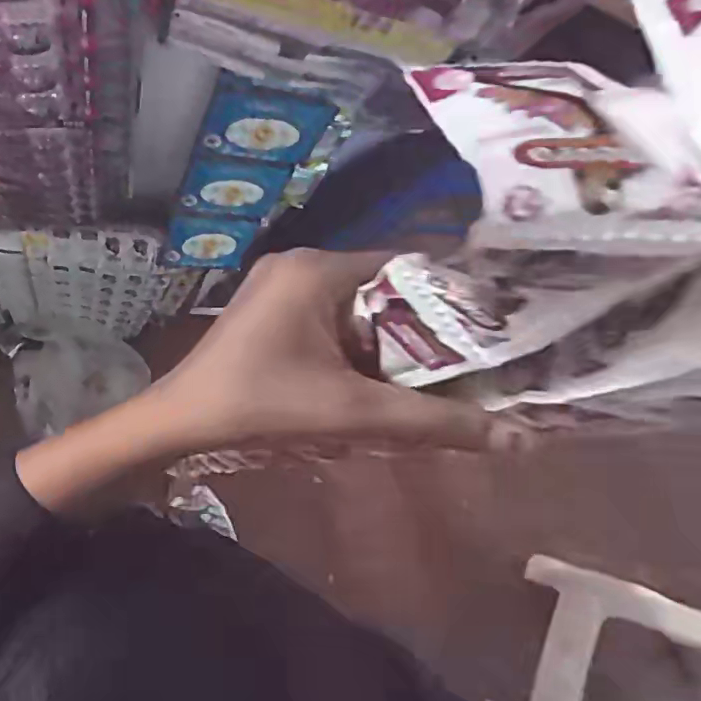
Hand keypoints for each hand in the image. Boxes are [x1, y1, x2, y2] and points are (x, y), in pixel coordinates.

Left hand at [16, 250, 530, 514]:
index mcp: (317, 268)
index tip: (488, 332)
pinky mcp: (265, 304)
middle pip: (380, 286)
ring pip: (353, 303)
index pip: (406, 267)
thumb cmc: (263, 404)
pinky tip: (366, 376)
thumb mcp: (353, 412)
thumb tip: (519, 438)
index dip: (449, 299)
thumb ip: (435, 421)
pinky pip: (324, 312)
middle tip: (461, 365)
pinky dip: (350, 340)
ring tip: (421, 377)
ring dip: (383, 338)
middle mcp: (297, 262)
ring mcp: (276, 282)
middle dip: (417, 326)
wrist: (182, 418)